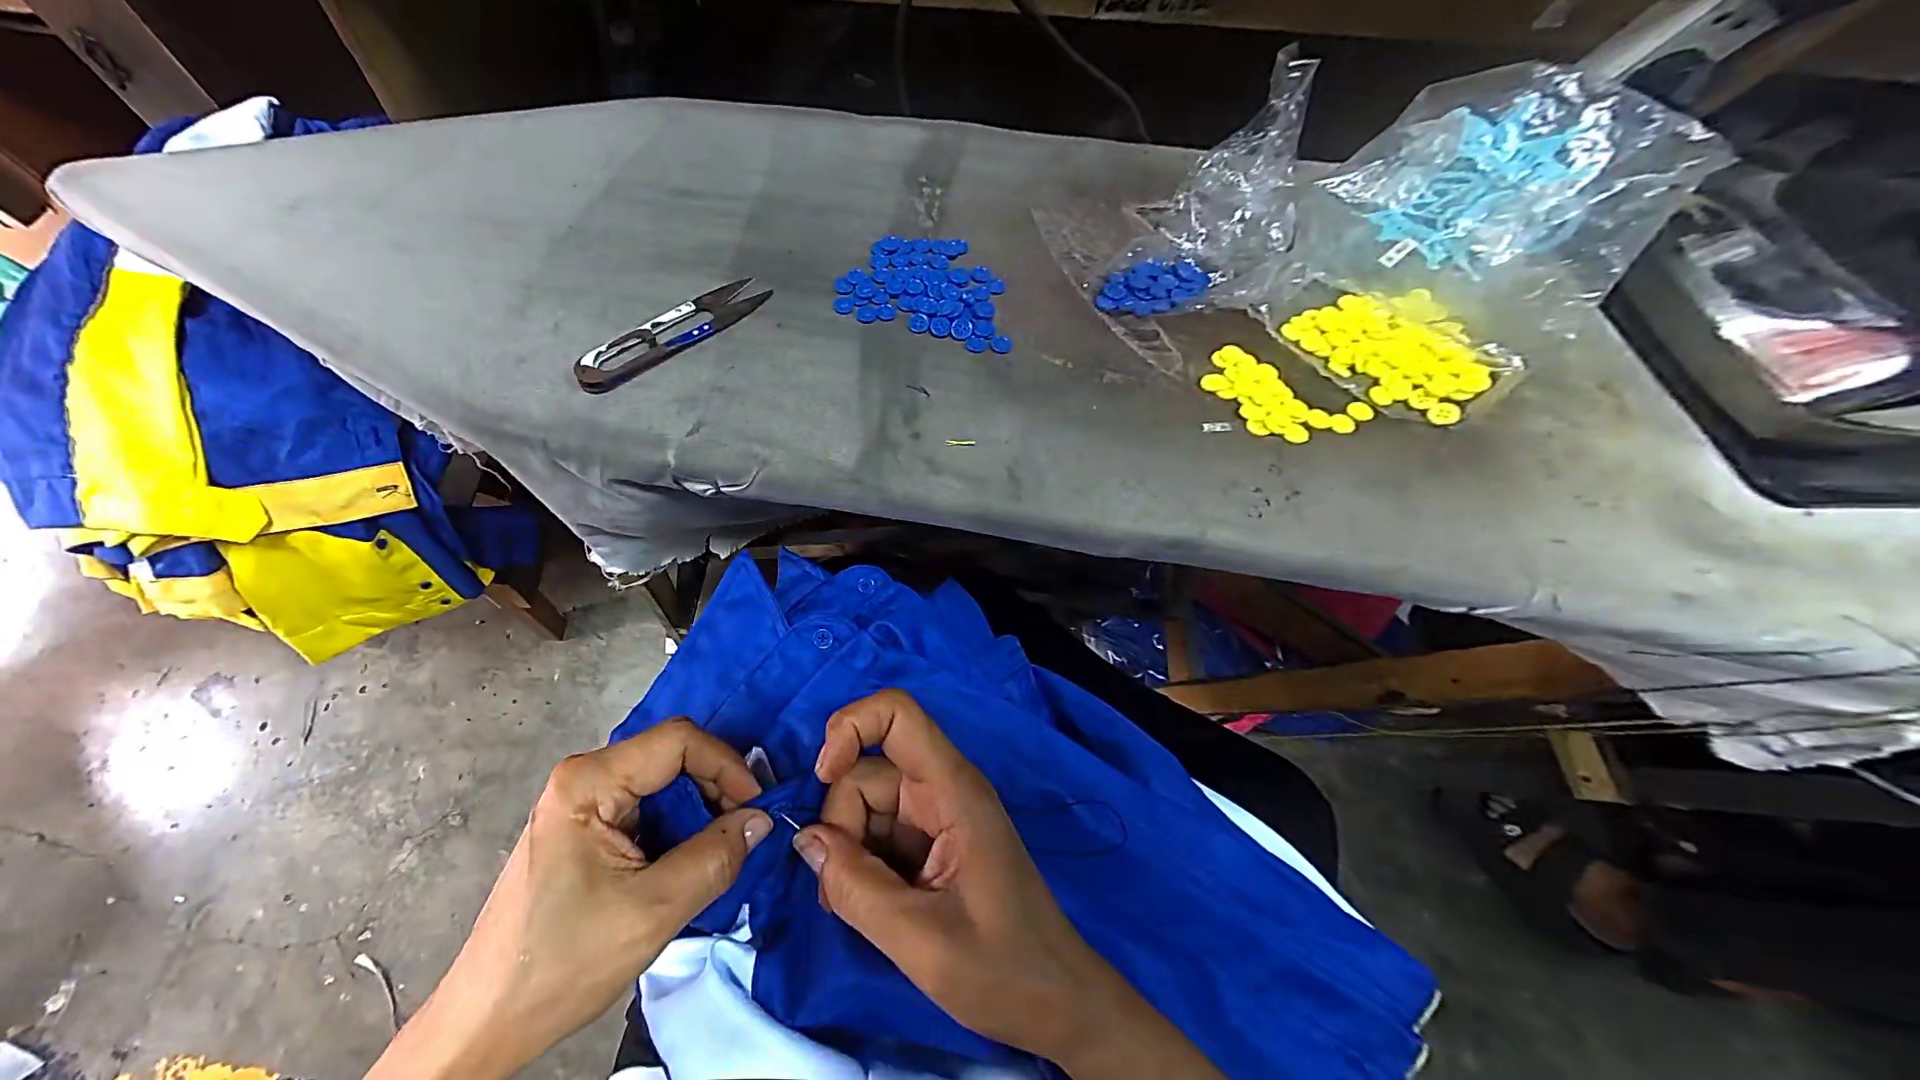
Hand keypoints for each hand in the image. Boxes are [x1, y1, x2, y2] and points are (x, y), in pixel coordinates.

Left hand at [365, 720, 769, 1079]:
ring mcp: (581, 801)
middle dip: (717, 787)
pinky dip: (681, 824)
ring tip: (724, 845)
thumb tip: (762, 818)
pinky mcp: (586, 826)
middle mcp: (583, 777)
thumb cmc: (561, 964)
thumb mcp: (653, 911)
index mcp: (589, 782)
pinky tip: (693, 855)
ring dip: (702, 808)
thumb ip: (715, 856)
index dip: (727, 766)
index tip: (756, 808)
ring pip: (664, 780)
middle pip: (673, 755)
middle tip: (745, 829)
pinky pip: (649, 805)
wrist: (486, 1024)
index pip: (679, 741)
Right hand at [793, 690, 1220, 1078]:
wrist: (1058, 1002)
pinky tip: (871, 907)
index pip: (898, 714)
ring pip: (869, 806)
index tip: (823, 779)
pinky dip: (862, 863)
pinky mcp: (934, 844)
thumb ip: (855, 888)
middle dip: (841, 822)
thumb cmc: (1003, 970)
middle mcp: (945, 790)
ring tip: (857, 908)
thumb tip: (806, 841)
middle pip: (869, 771)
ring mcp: (939, 817)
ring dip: (848, 849)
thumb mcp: (921, 940)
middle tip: (840, 889)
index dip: (852, 728)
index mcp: (954, 790)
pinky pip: (880, 833)